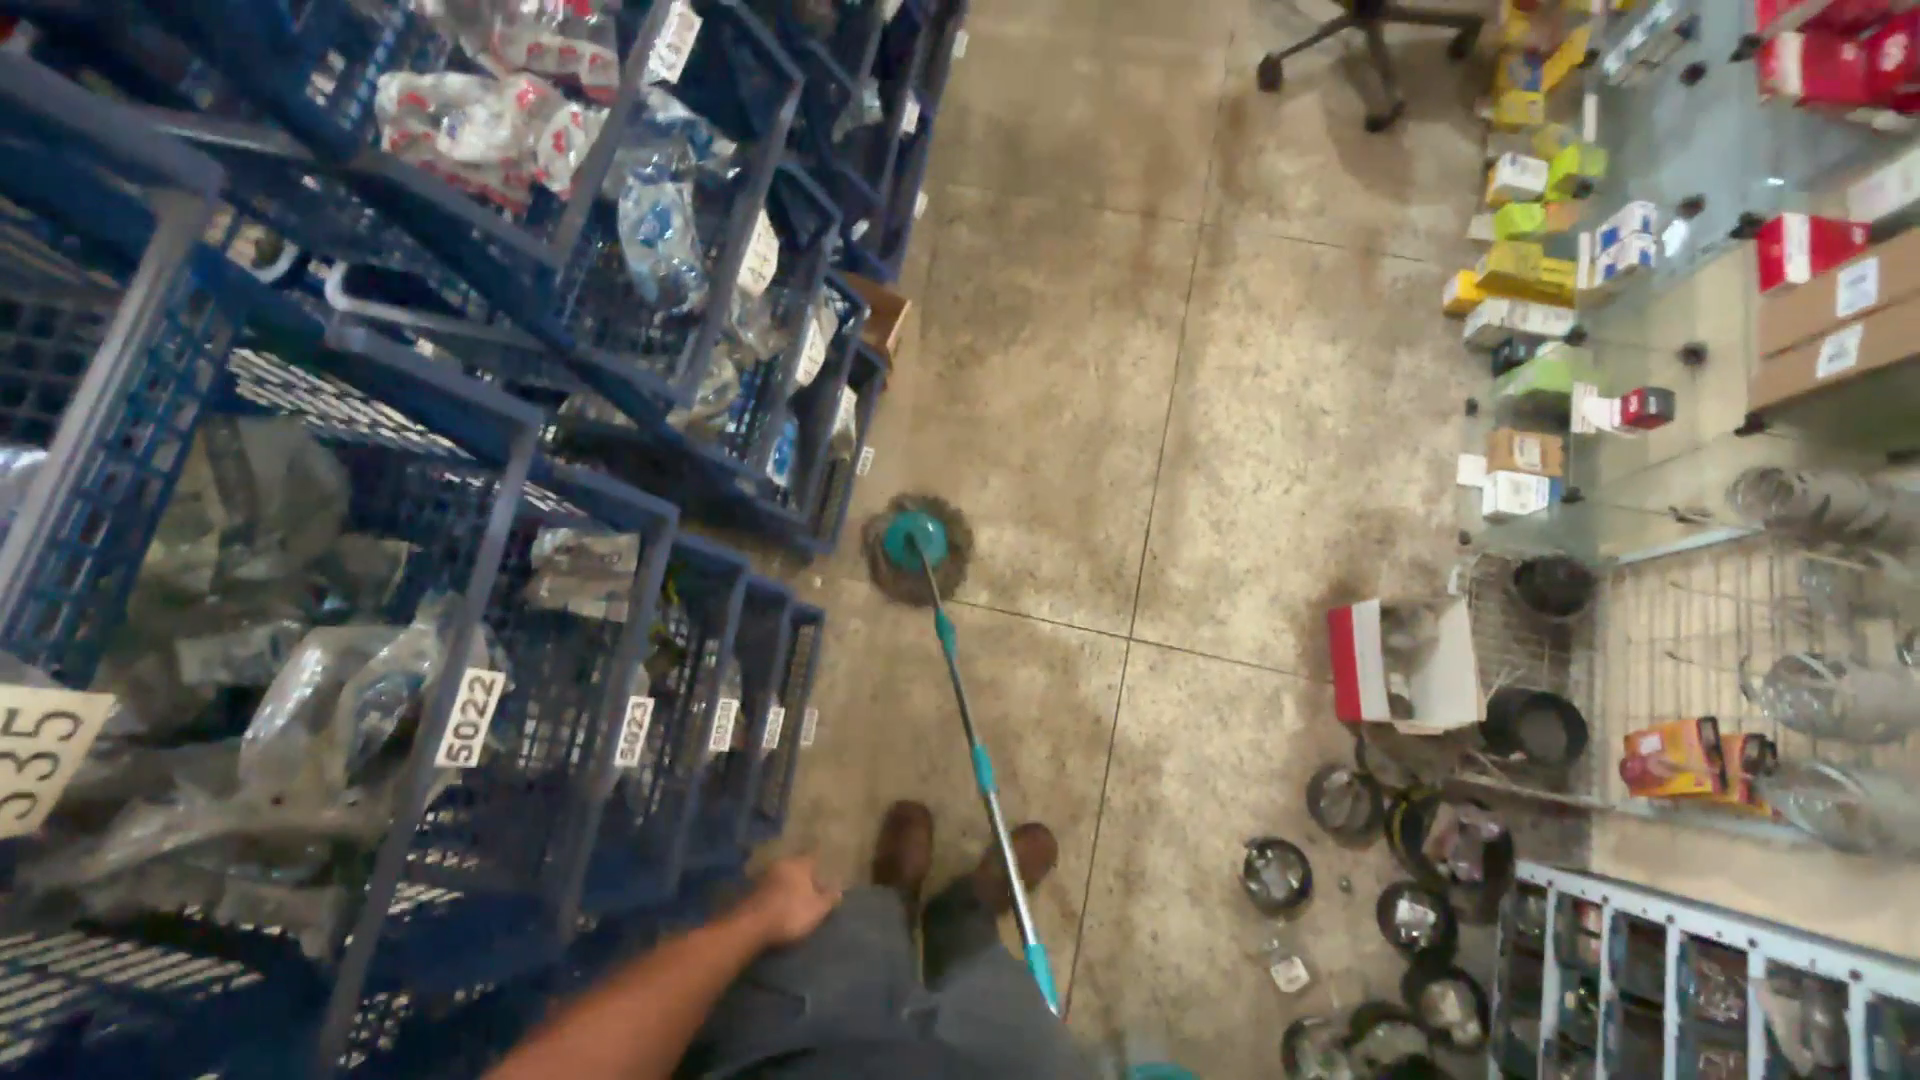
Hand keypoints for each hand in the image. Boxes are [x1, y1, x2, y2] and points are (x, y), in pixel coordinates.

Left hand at [739, 855, 841, 947]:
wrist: (751, 925)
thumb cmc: (791, 913)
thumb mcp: (817, 909)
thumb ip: (829, 899)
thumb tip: (840, 891)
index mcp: (799, 864)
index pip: (812, 858)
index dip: (818, 865)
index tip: (822, 870)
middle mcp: (781, 864)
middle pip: (795, 866)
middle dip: (802, 875)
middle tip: (810, 886)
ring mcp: (763, 877)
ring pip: (780, 877)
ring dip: (786, 885)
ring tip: (793, 898)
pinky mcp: (750, 891)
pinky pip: (768, 889)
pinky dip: (774, 895)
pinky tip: (777, 905)